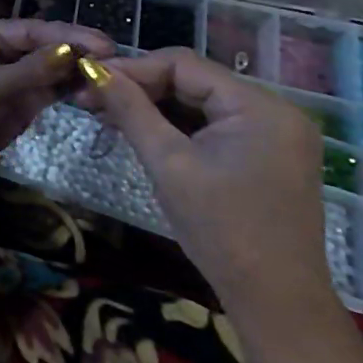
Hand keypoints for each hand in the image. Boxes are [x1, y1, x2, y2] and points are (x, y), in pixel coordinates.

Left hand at [0, 19, 113, 177]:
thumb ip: (33, 70)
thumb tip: (72, 52)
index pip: (36, 30)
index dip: (71, 36)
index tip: (107, 45)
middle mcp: (1, 50)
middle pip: (48, 47)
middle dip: (79, 53)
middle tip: (118, 61)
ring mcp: (13, 76)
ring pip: (53, 69)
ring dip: (78, 72)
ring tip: (114, 76)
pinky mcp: (21, 101)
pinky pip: (51, 90)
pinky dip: (70, 90)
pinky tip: (94, 90)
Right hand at [77, 48, 336, 323]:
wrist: (273, 297)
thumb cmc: (220, 227)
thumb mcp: (167, 163)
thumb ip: (131, 110)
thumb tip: (94, 71)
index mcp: (259, 106)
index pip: (183, 65)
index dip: (131, 68)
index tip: (87, 80)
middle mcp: (274, 111)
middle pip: (192, 81)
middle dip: (139, 87)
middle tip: (89, 99)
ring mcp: (273, 135)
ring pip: (199, 104)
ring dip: (152, 106)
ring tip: (105, 114)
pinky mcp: (265, 156)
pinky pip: (212, 126)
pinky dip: (175, 126)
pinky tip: (140, 132)